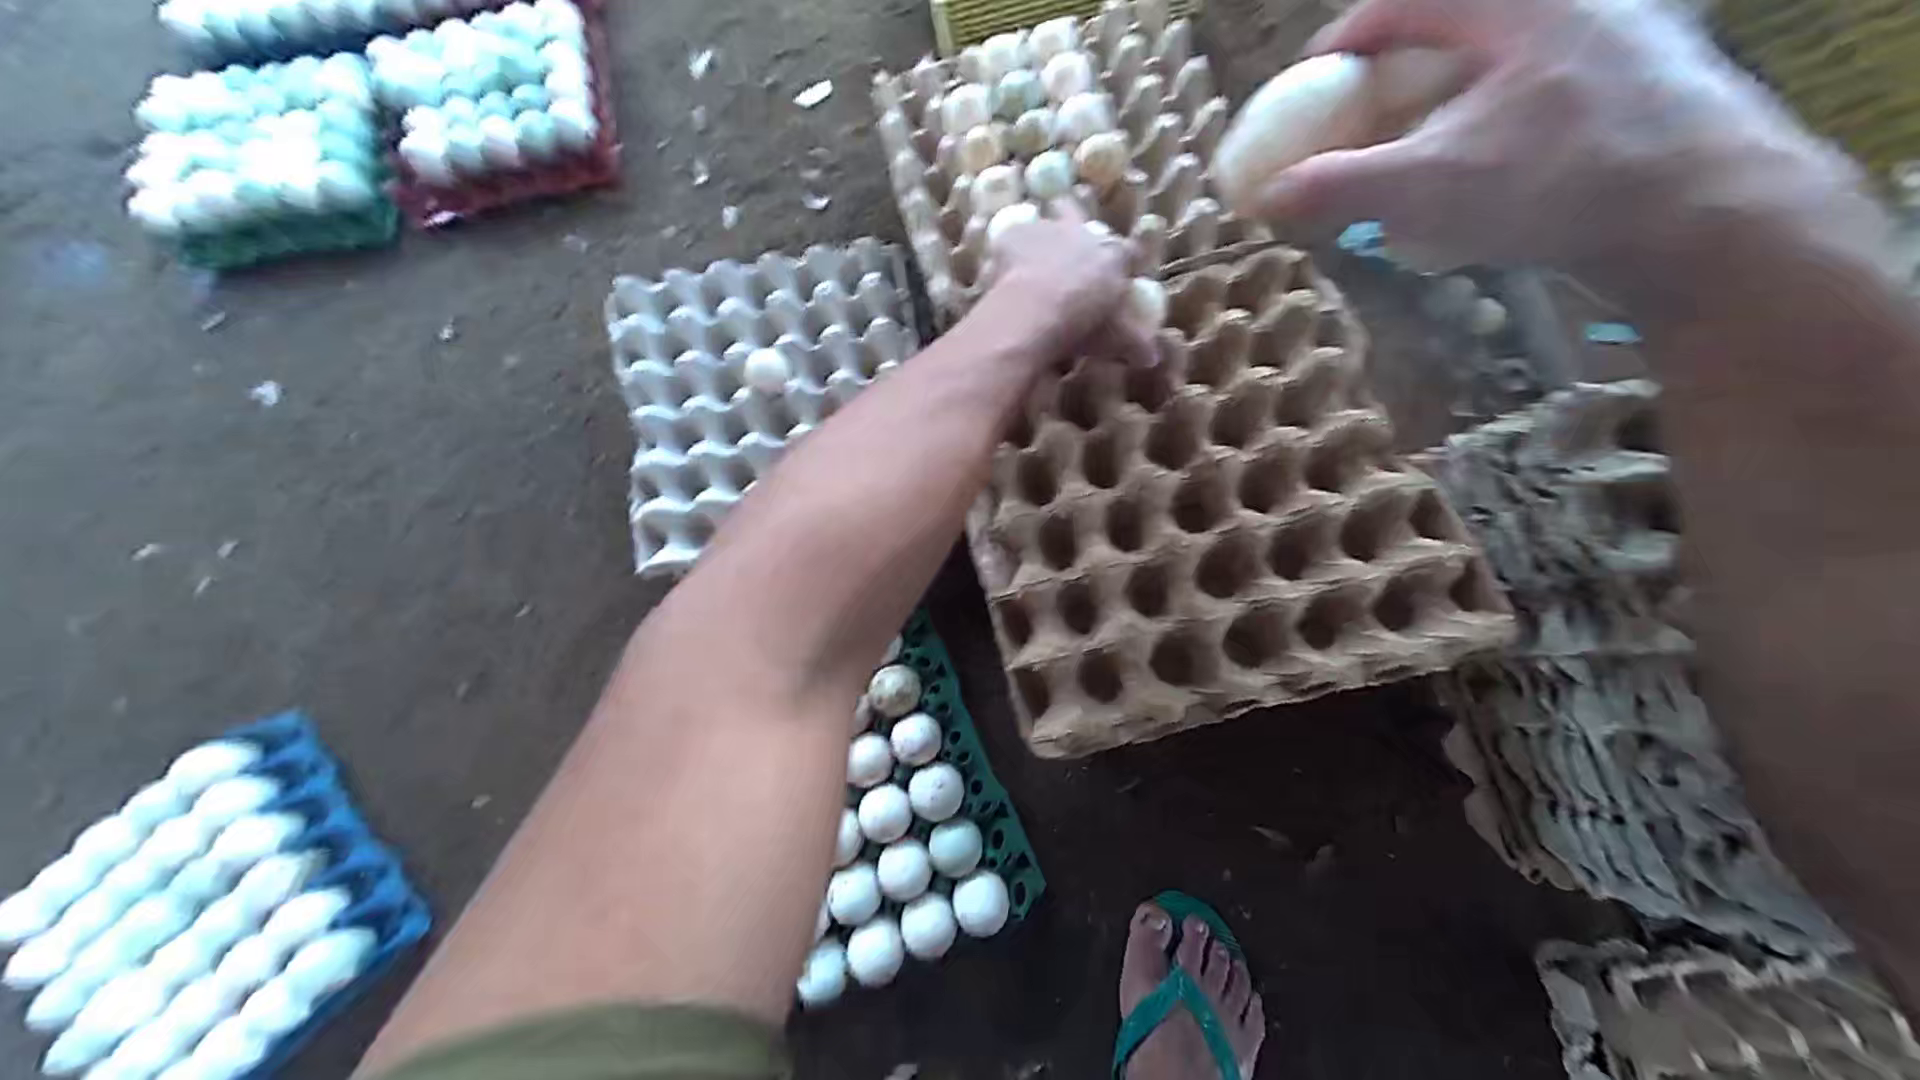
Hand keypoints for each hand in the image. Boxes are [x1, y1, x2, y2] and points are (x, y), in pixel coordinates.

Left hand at [979, 199, 1157, 368]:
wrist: (1037, 309)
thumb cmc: (1083, 323)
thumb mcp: (1115, 338)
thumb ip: (1134, 344)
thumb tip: (1150, 359)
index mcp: (1114, 253)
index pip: (1128, 251)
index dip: (1123, 262)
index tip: (1118, 275)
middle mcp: (1083, 232)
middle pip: (1080, 214)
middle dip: (1074, 222)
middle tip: (1066, 245)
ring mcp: (1048, 229)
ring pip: (1045, 218)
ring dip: (1040, 235)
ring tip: (1031, 258)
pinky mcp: (1014, 234)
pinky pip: (1012, 236)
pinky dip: (1009, 252)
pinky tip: (1003, 272)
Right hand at [1251, 0, 1887, 307]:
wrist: (1700, 216)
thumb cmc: (1556, 181)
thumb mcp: (1425, 186)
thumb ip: (1337, 185)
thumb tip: (1266, 195)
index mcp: (1516, 7)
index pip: (1403, 4)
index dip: (1341, 44)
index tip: (1304, 87)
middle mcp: (1565, 11)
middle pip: (1445, 37)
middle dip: (1384, 86)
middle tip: (1347, 132)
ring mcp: (1605, 50)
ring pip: (1485, 73)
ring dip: (1429, 116)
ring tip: (1397, 166)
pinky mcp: (1626, 95)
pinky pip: (1522, 103)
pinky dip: (1475, 137)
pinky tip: (1462, 185)